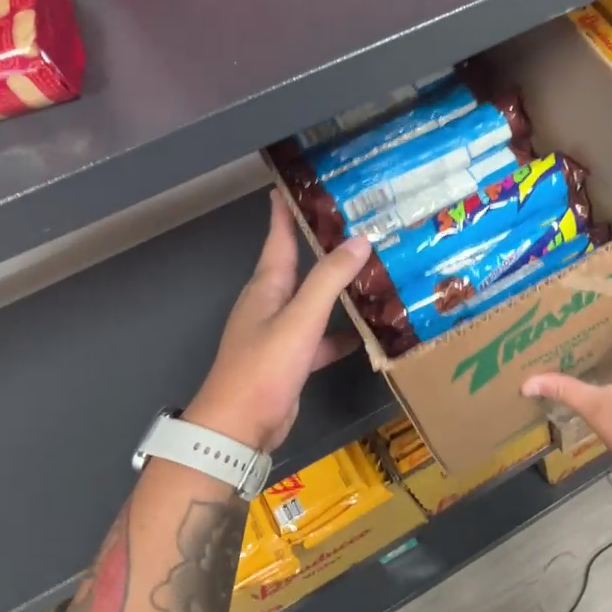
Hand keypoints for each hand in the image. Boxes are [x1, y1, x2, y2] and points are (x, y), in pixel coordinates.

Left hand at [185, 190, 370, 451]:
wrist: (239, 427)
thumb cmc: (264, 367)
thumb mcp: (301, 319)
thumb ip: (330, 280)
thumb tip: (360, 240)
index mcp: (266, 287)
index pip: (277, 237)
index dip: (285, 210)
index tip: (297, 184)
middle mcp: (271, 304)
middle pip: (299, 266)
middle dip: (322, 245)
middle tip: (355, 225)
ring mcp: (280, 334)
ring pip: (313, 302)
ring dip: (337, 289)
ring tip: (372, 273)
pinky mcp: (291, 361)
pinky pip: (321, 336)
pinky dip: (341, 332)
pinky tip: (367, 333)